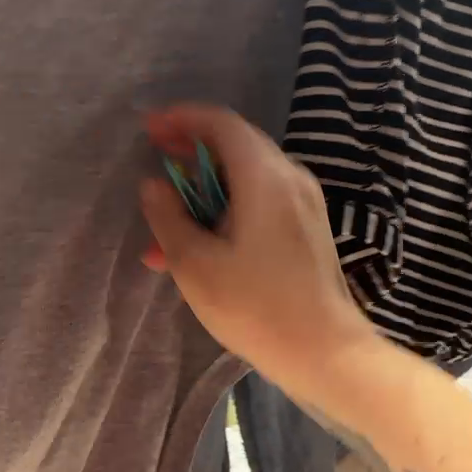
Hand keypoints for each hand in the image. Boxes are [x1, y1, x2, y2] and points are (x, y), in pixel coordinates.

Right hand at [139, 104, 378, 392]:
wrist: (323, 352)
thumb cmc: (254, 306)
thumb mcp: (194, 263)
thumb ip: (168, 217)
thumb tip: (153, 185)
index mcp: (264, 179)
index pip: (222, 125)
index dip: (181, 120)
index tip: (148, 128)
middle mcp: (289, 180)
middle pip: (235, 147)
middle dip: (190, 152)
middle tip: (155, 161)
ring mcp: (302, 206)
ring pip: (243, 180)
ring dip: (202, 190)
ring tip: (164, 219)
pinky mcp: (304, 231)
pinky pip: (256, 204)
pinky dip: (222, 211)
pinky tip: (193, 246)